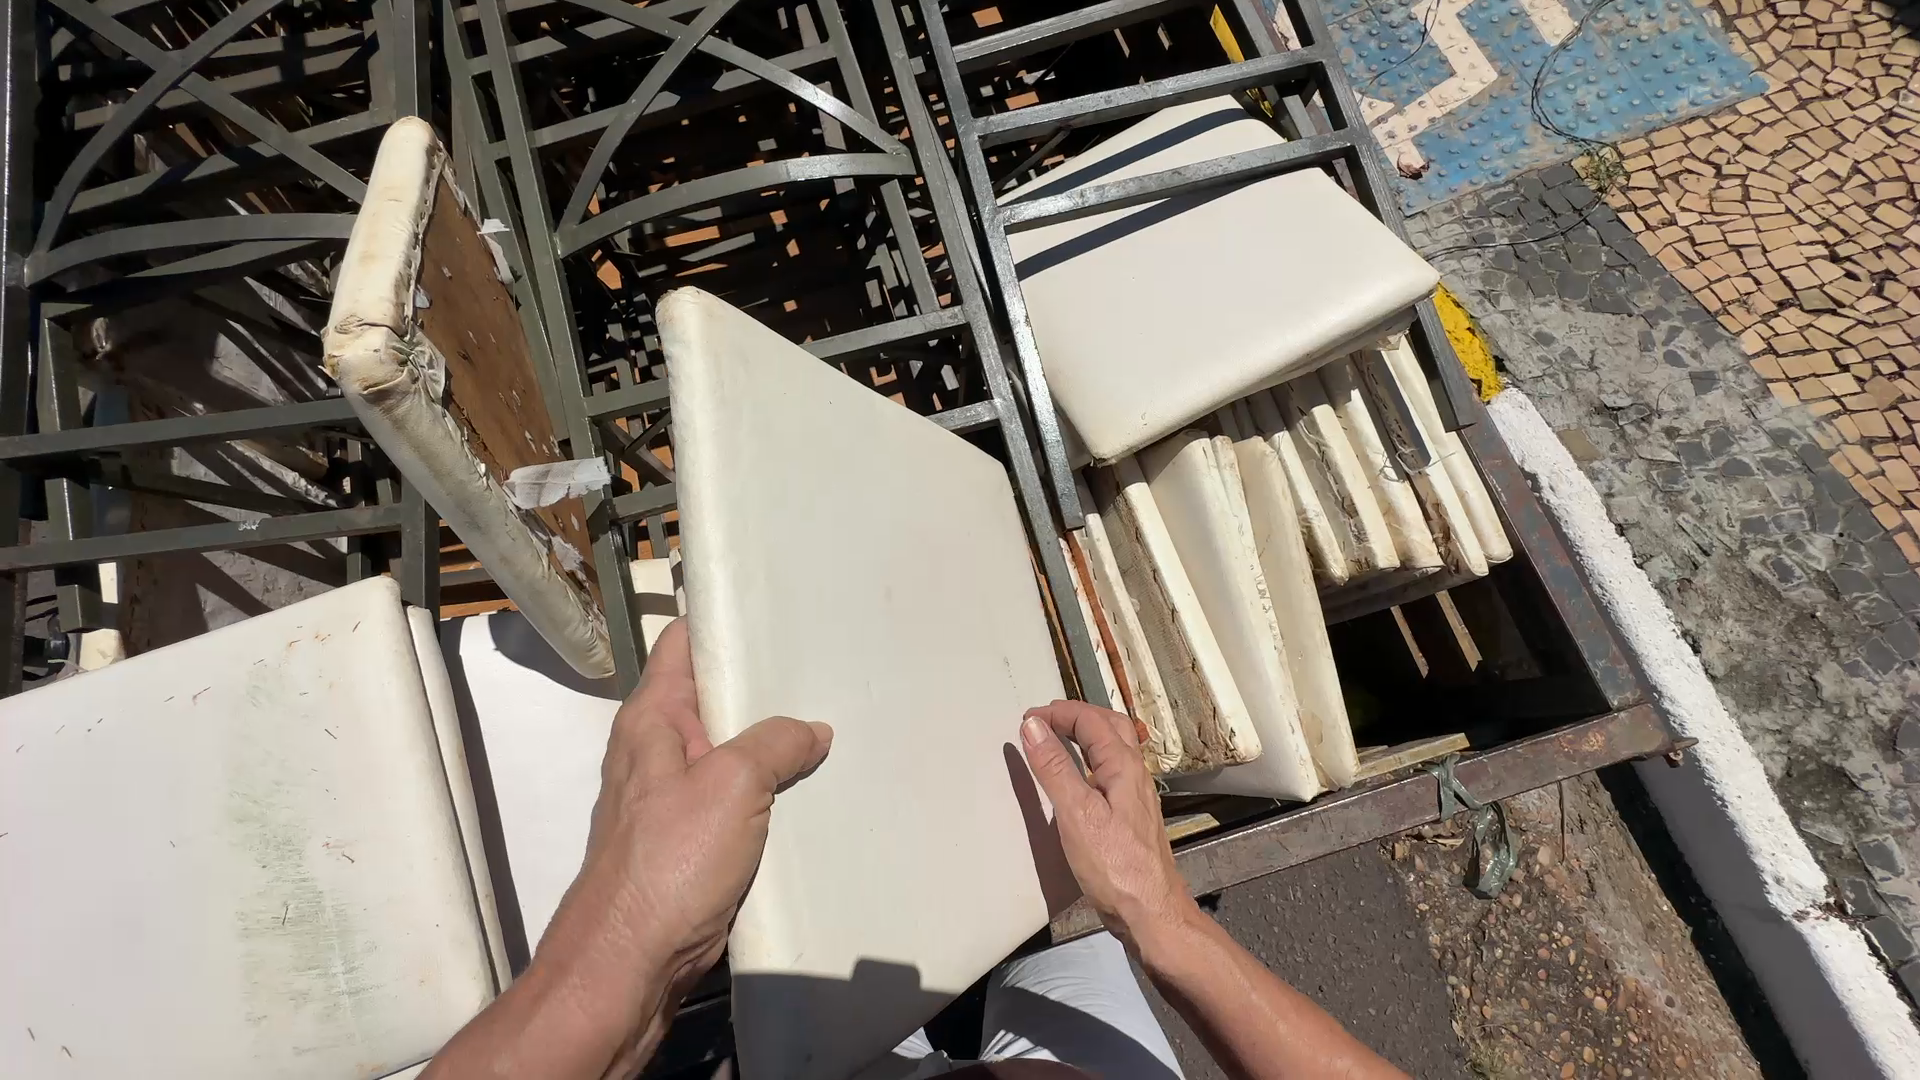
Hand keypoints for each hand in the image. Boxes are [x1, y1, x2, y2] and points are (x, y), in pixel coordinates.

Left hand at [532, 618, 832, 1073]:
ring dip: (774, 735)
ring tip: (830, 711)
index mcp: (653, 718)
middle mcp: (662, 746)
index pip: (683, 642)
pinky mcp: (698, 833)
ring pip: (733, 744)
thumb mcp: (731, 784)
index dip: (724, 621)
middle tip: (824, 661)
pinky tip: (813, 776)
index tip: (778, 608)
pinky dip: (773, 780)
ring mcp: (680, 792)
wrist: (632, 964)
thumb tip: (814, 731)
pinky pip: (742, 789)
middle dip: (766, 681)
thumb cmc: (670, 860)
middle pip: (717, 693)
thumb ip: (776, 744)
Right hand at [1019, 699, 1197, 953]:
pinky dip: (1090, 757)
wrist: (1152, 914)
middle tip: (1045, 719)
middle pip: (1109, 725)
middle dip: (1076, 714)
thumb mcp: (1076, 813)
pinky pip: (1110, 769)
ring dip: (1086, 733)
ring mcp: (1135, 794)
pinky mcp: (1131, 815)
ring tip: (1058, 736)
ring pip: (1113, 747)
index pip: (1090, 719)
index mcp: (1123, 765)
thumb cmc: (1114, 865)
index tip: (1027, 719)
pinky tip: (1078, 776)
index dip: (1058, 713)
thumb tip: (1033, 725)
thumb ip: (1054, 767)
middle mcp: (1134, 773)